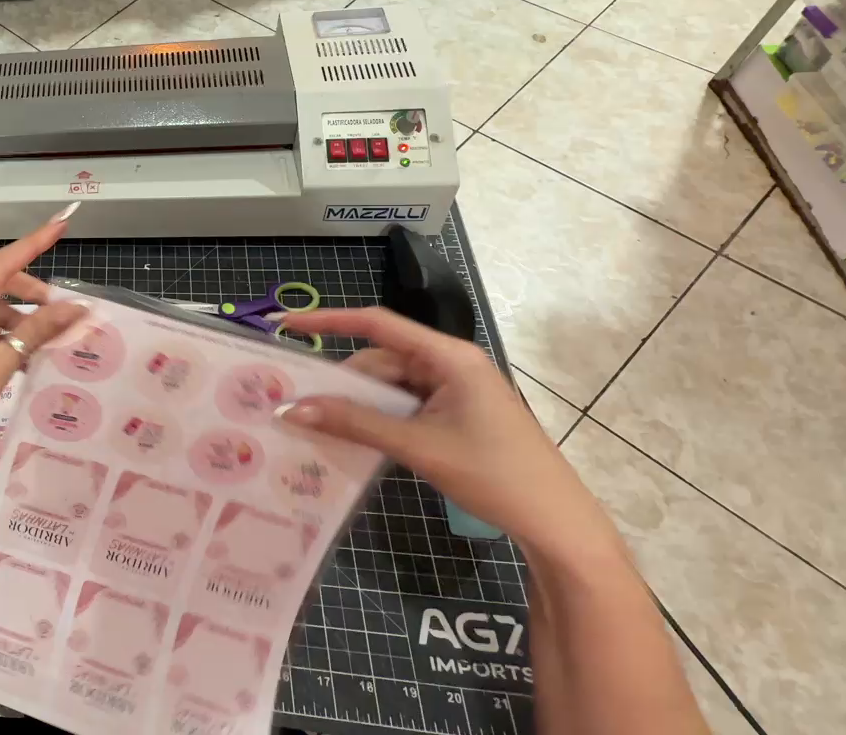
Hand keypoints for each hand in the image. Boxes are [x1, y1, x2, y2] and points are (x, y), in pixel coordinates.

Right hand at [275, 307, 617, 560]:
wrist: (558, 525)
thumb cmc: (495, 475)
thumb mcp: (418, 446)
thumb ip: (353, 424)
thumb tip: (292, 409)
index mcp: (450, 357)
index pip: (378, 323)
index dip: (328, 320)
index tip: (287, 324)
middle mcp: (451, 364)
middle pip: (380, 359)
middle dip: (342, 380)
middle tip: (300, 400)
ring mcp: (455, 390)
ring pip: (389, 384)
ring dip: (359, 403)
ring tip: (320, 423)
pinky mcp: (456, 414)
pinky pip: (404, 404)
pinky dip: (378, 417)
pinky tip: (355, 436)